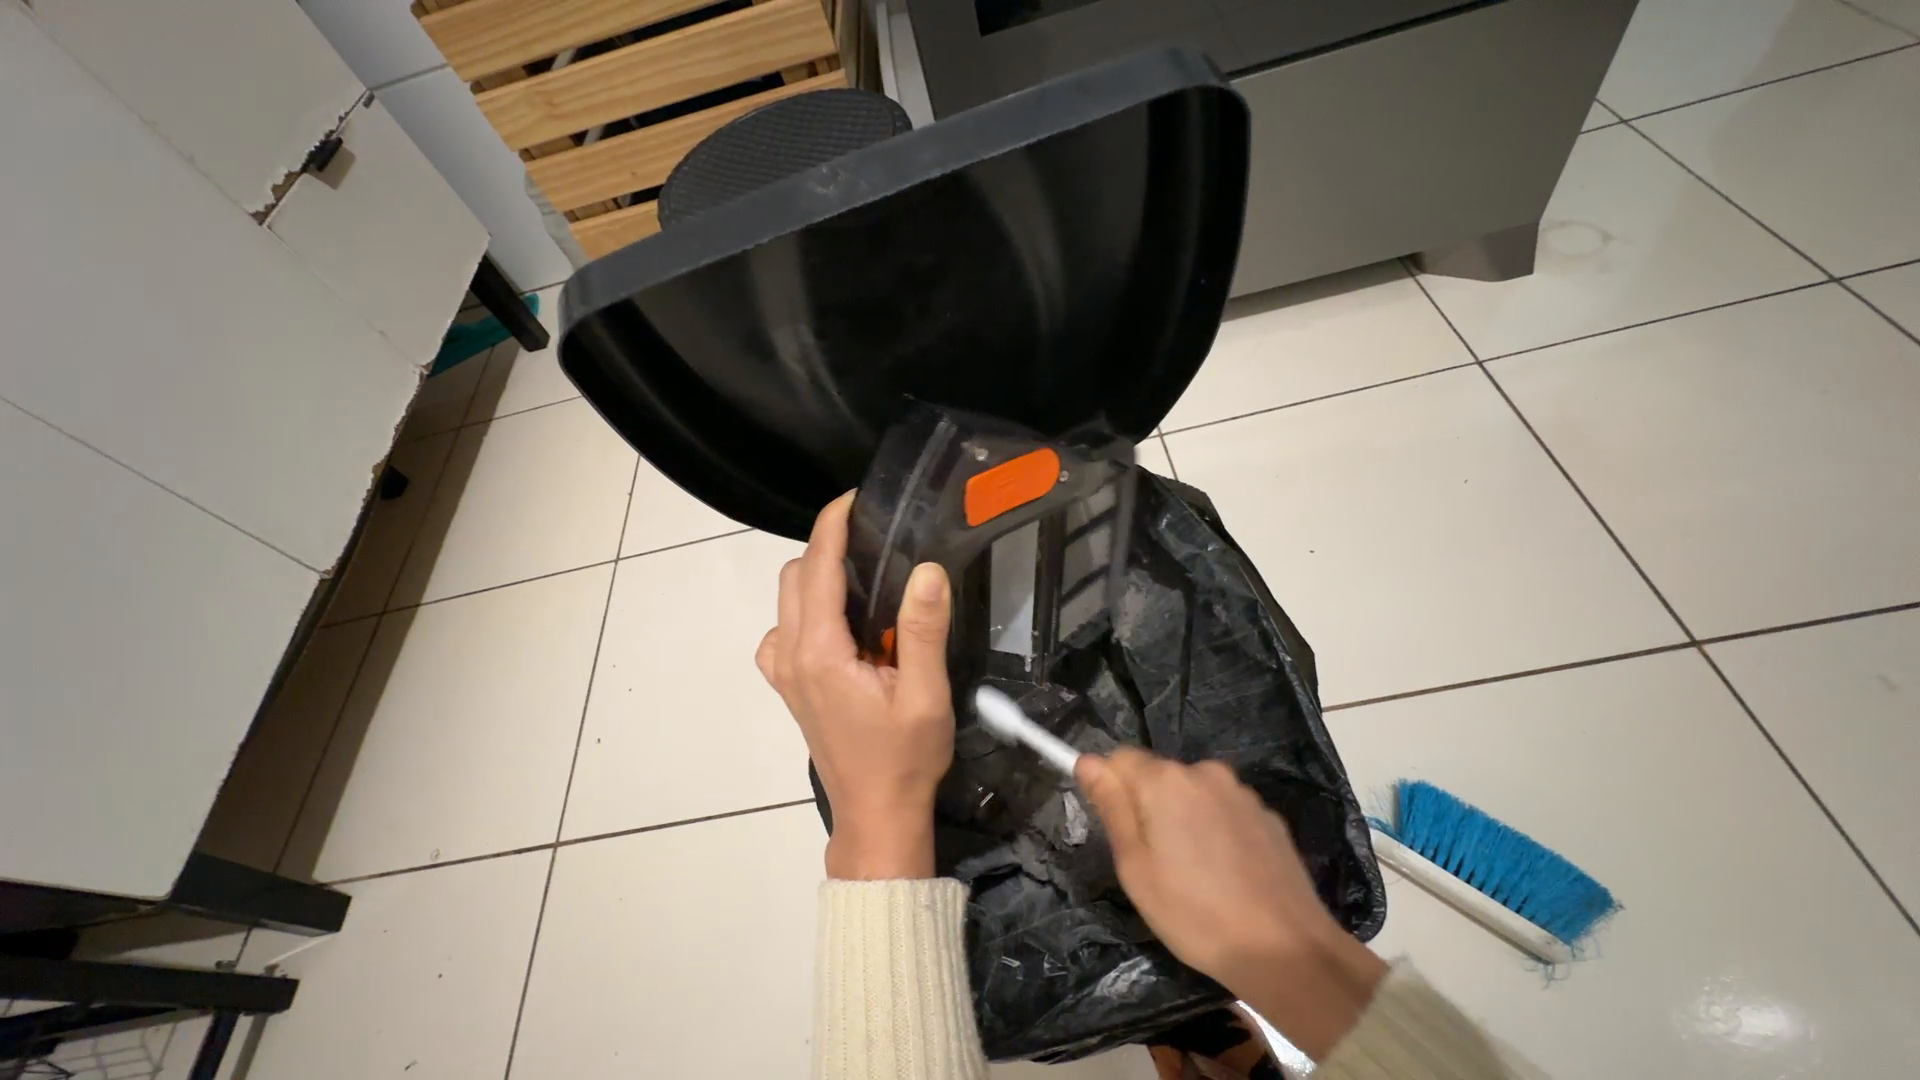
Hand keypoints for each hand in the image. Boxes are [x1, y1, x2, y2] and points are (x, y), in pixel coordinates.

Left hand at [757, 493, 954, 880]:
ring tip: (866, 580)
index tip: (855, 498)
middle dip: (827, 547)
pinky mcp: (787, 685)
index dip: (832, 525)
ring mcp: (782, 671)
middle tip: (876, 542)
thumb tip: (927, 569)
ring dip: (817, 577)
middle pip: (794, 576)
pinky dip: (808, 610)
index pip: (816, 568)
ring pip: (787, 600)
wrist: (876, 814)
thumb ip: (923, 630)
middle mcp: (789, 654)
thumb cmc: (904, 758)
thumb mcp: (925, 695)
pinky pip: (786, 629)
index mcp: (819, 651)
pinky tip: (844, 628)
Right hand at [1076, 749, 1386, 1061]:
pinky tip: (1226, 873)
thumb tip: (1088, 762)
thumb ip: (1111, 806)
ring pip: (1193, 793)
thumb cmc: (1194, 913)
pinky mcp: (1268, 815)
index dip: (1110, 788)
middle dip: (1148, 806)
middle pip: (1158, 774)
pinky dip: (1216, 830)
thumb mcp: (1135, 867)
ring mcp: (1242, 793)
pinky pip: (1224, 810)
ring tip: (1193, 871)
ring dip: (1183, 817)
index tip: (1116, 829)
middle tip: (1152, 861)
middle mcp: (1205, 772)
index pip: (1119, 758)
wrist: (1286, 950)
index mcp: (1166, 780)